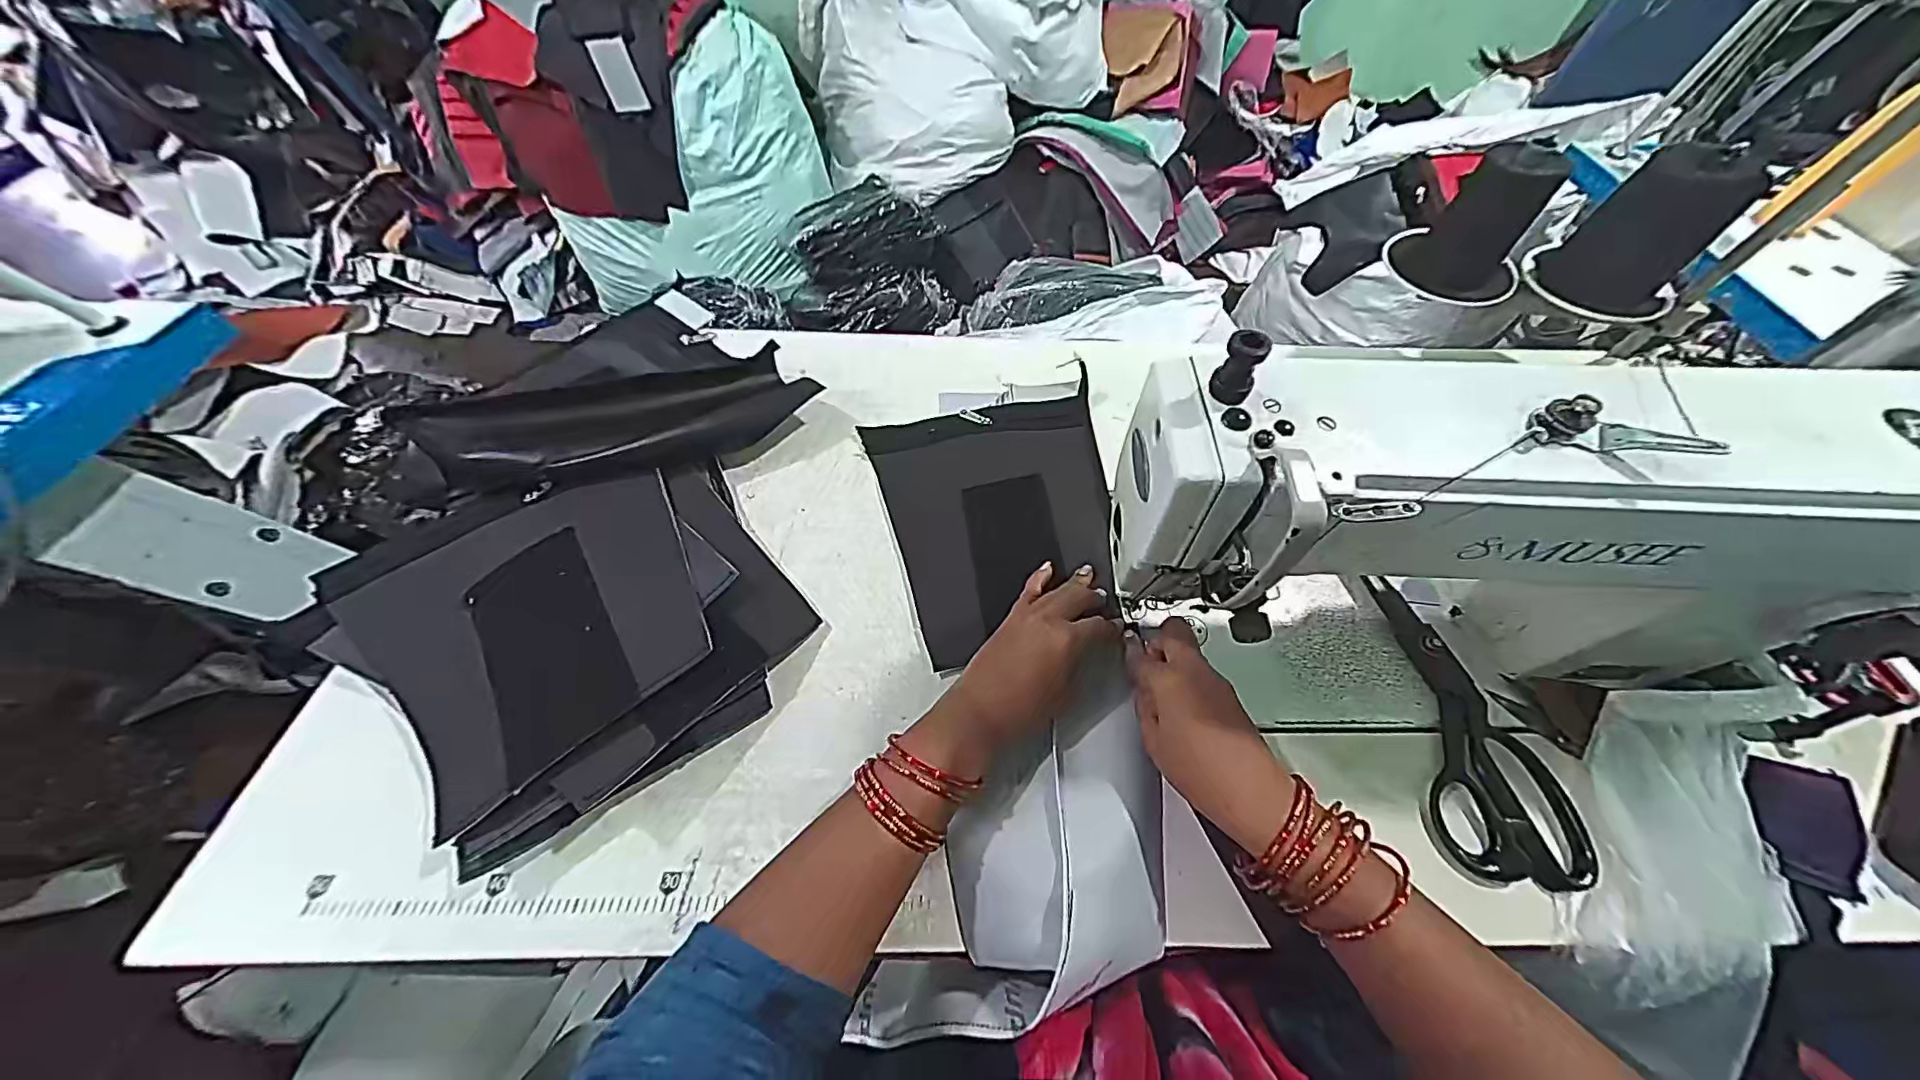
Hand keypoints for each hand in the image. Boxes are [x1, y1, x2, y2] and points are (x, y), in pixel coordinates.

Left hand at [919, 562, 1118, 769]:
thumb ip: (1080, 666)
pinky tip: (1047, 570)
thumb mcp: (1066, 693)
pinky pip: (1030, 590)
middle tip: (1106, 601)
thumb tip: (1085, 656)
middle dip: (1097, 599)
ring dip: (1075, 583)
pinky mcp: (1010, 619)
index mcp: (1067, 640)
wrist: (980, 712)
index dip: (1112, 628)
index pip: (1099, 626)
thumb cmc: (1017, 710)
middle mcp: (1047, 621)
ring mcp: (1026, 617)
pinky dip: (1040, 578)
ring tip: (1088, 576)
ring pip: (1057, 589)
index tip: (1116, 629)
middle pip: (1080, 598)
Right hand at [1127, 617, 1294, 851]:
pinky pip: (1203, 673)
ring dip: (1174, 661)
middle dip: (1156, 640)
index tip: (1127, 656)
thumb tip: (1142, 692)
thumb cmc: (1204, 770)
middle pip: (1173, 632)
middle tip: (1145, 661)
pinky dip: (1189, 680)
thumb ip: (1143, 704)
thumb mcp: (1153, 739)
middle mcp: (1197, 671)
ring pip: (1190, 651)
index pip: (1141, 651)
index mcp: (1170, 677)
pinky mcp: (1230, 695)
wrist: (1249, 789)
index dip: (1130, 652)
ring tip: (1162, 691)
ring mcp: (1217, 681)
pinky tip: (1181, 707)